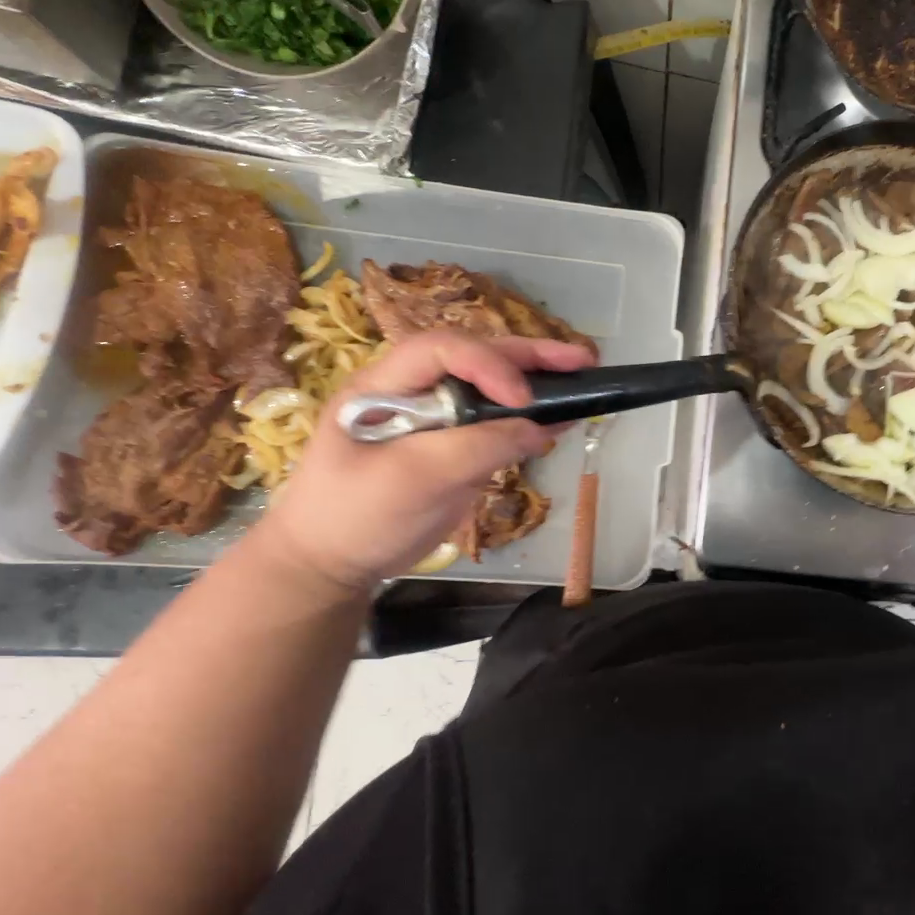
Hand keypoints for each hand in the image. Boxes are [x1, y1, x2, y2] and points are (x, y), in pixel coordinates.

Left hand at [250, 331, 595, 591]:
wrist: (329, 564)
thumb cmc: (356, 516)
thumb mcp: (412, 479)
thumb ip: (477, 447)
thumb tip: (540, 428)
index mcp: (383, 385)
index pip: (442, 350)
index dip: (488, 364)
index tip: (522, 398)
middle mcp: (413, 392)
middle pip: (476, 358)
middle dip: (529, 357)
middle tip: (581, 360)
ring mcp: (437, 420)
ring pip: (492, 387)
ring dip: (538, 381)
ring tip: (584, 379)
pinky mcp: (456, 448)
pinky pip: (498, 422)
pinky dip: (533, 418)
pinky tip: (565, 417)